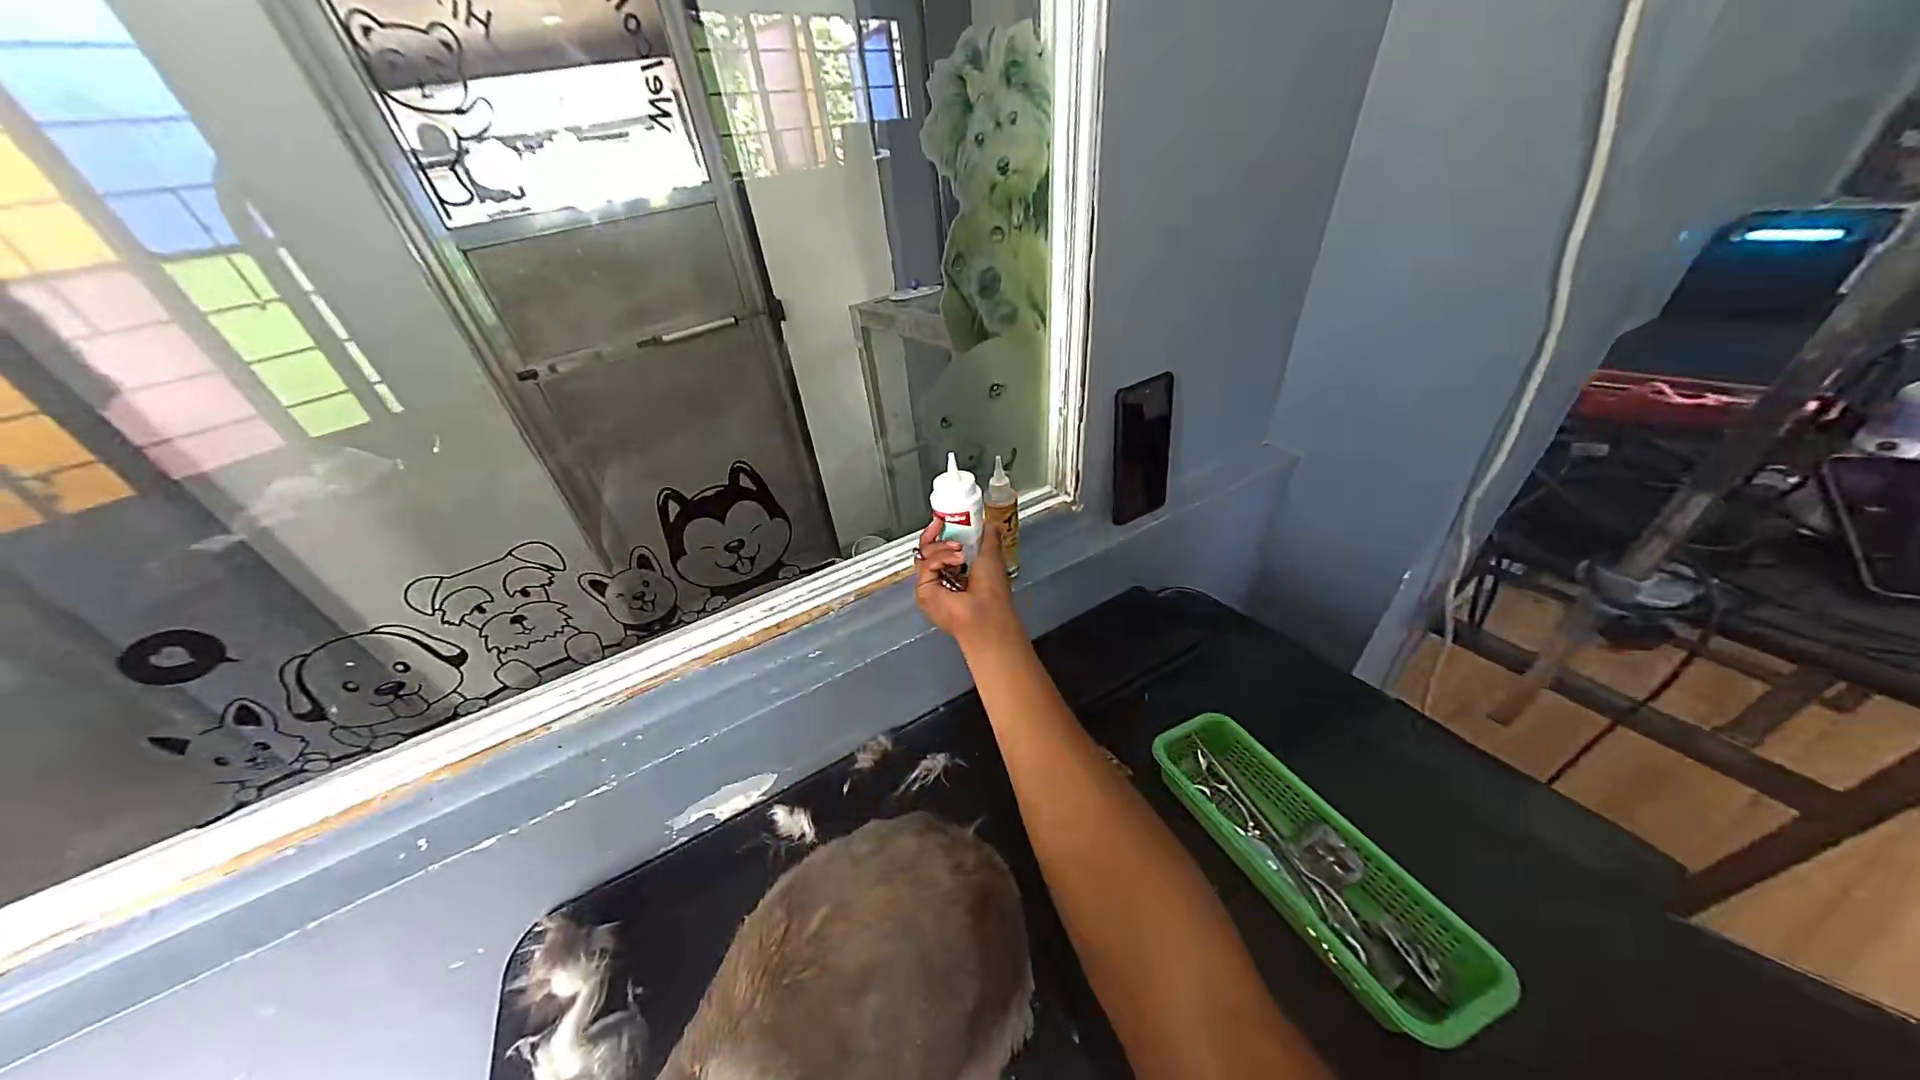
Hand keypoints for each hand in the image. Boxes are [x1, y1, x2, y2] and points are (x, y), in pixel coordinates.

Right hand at [914, 518, 1021, 652]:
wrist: (987, 611)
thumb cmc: (993, 590)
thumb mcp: (992, 554)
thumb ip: (988, 536)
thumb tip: (987, 522)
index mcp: (959, 568)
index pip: (943, 544)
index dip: (943, 531)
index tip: (945, 519)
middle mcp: (944, 576)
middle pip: (928, 547)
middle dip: (935, 534)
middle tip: (941, 523)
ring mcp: (932, 583)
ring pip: (925, 553)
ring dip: (942, 547)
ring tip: (960, 553)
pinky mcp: (924, 590)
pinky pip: (926, 564)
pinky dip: (941, 558)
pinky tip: (956, 560)